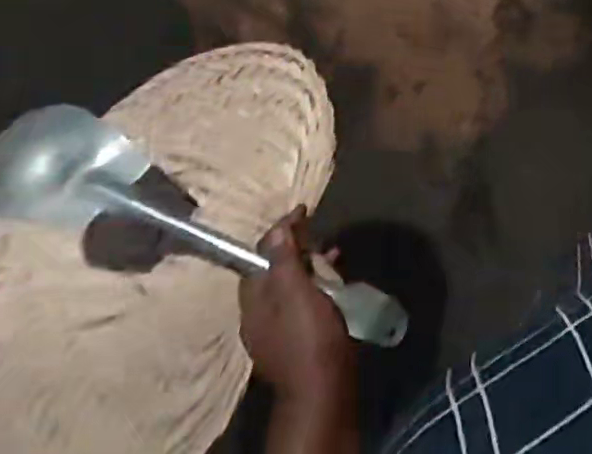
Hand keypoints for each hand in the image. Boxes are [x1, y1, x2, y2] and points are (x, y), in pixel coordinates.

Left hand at [239, 206, 354, 403]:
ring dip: (310, 262)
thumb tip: (275, 229)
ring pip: (292, 282)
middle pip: (275, 269)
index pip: (259, 256)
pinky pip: (305, 295)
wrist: (323, 382)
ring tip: (332, 250)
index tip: (303, 210)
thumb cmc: (308, 333)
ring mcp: (280, 324)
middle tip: (318, 229)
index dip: (280, 231)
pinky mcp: (301, 331)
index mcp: (254, 302)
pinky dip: (319, 281)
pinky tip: (337, 276)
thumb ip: (285, 261)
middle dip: (295, 246)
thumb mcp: (297, 292)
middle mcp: (261, 312)